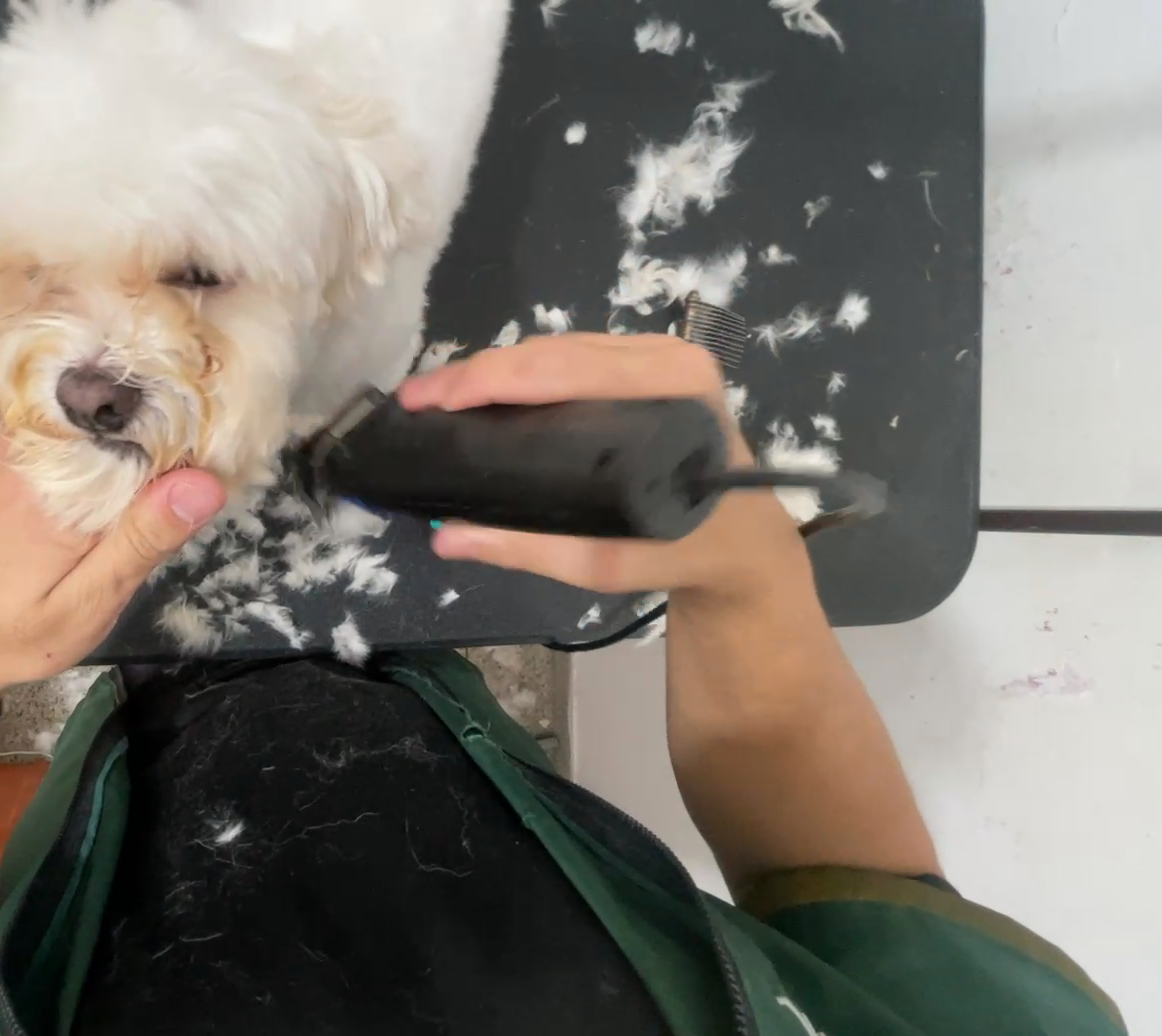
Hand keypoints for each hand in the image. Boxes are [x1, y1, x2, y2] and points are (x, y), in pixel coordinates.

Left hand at [0, 425, 224, 700]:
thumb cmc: (12, 633)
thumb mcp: (88, 602)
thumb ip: (142, 540)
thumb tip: (206, 482)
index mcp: (47, 476)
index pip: (136, 416)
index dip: (185, 424)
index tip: (221, 447)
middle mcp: (20, 438)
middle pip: (110, 400)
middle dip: (160, 420)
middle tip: (197, 462)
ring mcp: (2, 434)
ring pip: (86, 403)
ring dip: (129, 425)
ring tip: (165, 460)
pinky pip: (61, 413)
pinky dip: (96, 430)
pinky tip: (116, 463)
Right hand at [397, 333, 807, 603]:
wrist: (746, 542)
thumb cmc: (686, 550)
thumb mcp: (610, 562)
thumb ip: (530, 549)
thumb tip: (445, 538)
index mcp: (667, 391)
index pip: (558, 370)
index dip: (484, 381)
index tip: (427, 401)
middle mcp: (663, 358)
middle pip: (547, 350)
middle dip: (473, 373)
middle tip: (415, 400)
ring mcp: (655, 355)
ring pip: (551, 346)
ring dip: (490, 369)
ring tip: (439, 396)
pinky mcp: (642, 365)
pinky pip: (565, 355)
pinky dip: (516, 372)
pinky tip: (483, 393)